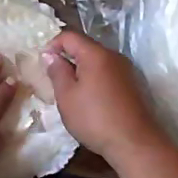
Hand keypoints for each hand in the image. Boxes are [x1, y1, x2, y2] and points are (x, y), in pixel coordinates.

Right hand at [40, 30, 171, 163]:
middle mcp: (113, 56)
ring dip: (81, 70)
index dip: (53, 45)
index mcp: (96, 54)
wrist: (134, 142)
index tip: (43, 63)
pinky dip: (95, 79)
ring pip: (97, 61)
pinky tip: (91, 100)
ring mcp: (126, 69)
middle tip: (55, 80)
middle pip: (85, 47)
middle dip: (67, 58)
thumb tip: (50, 54)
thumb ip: (57, 71)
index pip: (70, 36)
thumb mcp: (67, 96)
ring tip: (71, 92)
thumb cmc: (95, 118)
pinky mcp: (132, 84)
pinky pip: (108, 73)